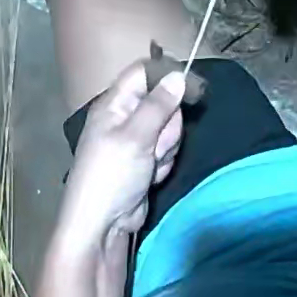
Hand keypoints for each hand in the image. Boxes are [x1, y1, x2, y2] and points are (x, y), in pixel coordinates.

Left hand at [58, 62, 187, 248]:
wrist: (104, 223)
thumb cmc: (111, 175)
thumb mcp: (135, 136)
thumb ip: (159, 105)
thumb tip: (178, 76)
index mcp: (114, 103)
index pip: (144, 73)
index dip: (167, 76)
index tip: (192, 88)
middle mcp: (125, 117)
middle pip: (164, 103)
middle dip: (167, 126)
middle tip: (154, 145)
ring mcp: (137, 140)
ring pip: (170, 129)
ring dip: (166, 148)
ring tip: (149, 164)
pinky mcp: (146, 159)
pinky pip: (167, 150)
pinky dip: (163, 164)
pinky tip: (151, 176)